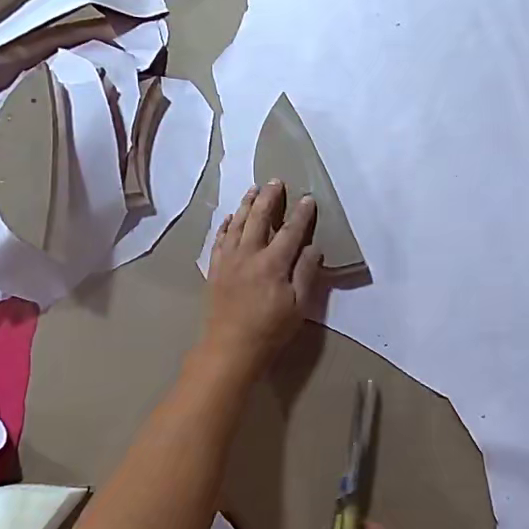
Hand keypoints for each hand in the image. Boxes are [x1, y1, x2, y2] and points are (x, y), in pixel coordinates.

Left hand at [202, 180, 321, 371]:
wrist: (230, 347)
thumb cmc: (270, 330)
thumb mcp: (298, 306)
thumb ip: (306, 274)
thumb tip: (313, 248)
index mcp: (273, 263)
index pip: (291, 231)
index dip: (301, 214)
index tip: (308, 199)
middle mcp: (248, 254)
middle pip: (259, 218)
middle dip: (269, 198)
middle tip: (275, 181)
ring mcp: (228, 260)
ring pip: (237, 223)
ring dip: (246, 204)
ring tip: (253, 190)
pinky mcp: (215, 269)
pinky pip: (220, 239)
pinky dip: (226, 225)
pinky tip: (229, 218)